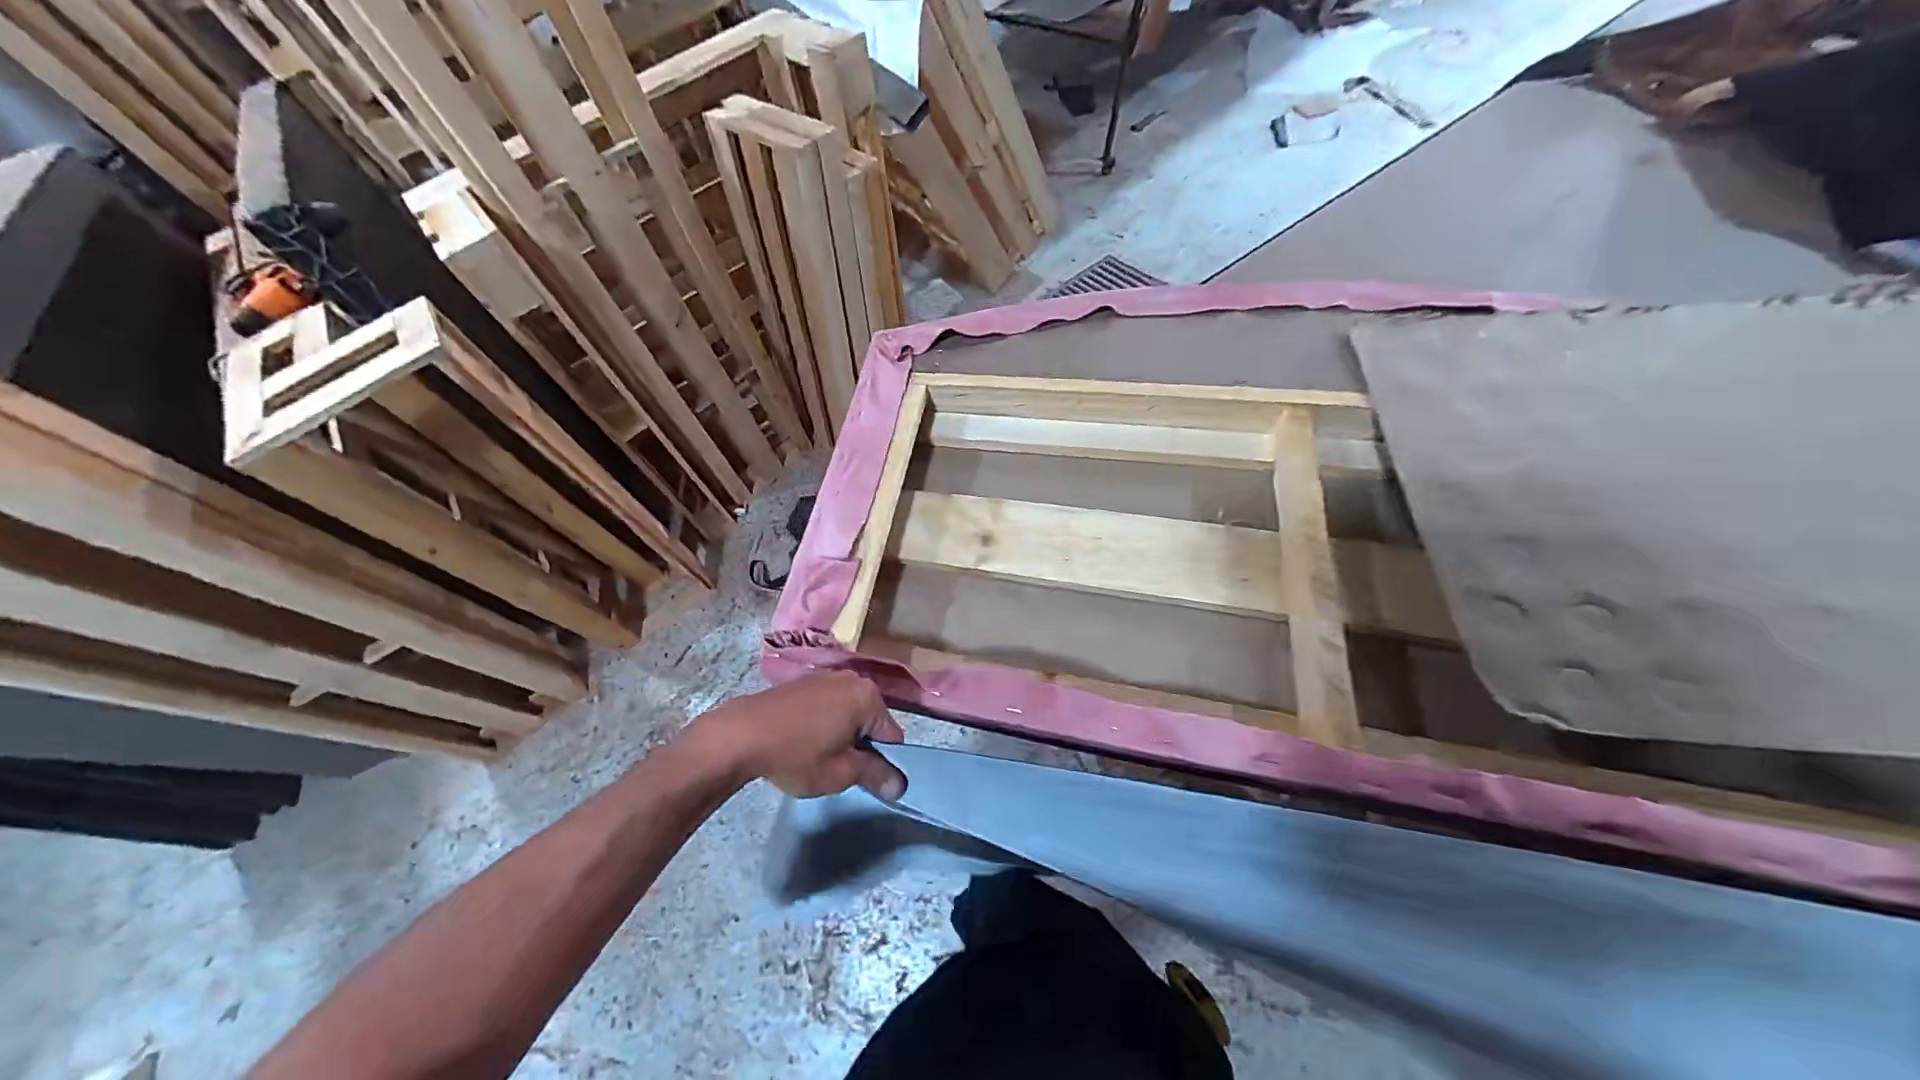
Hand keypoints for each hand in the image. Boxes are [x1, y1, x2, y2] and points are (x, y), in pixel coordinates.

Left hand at [689, 673, 906, 799]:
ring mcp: (826, 678)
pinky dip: (824, 724)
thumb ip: (877, 775)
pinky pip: (828, 707)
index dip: (884, 764)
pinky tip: (803, 742)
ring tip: (818, 758)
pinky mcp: (803, 683)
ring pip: (848, 715)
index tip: (864, 780)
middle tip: (838, 770)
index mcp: (868, 697)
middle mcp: (852, 680)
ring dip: (842, 736)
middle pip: (871, 722)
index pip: (892, 737)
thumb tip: (900, 785)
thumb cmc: (797, 754)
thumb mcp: (841, 773)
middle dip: (862, 747)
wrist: (739, 736)